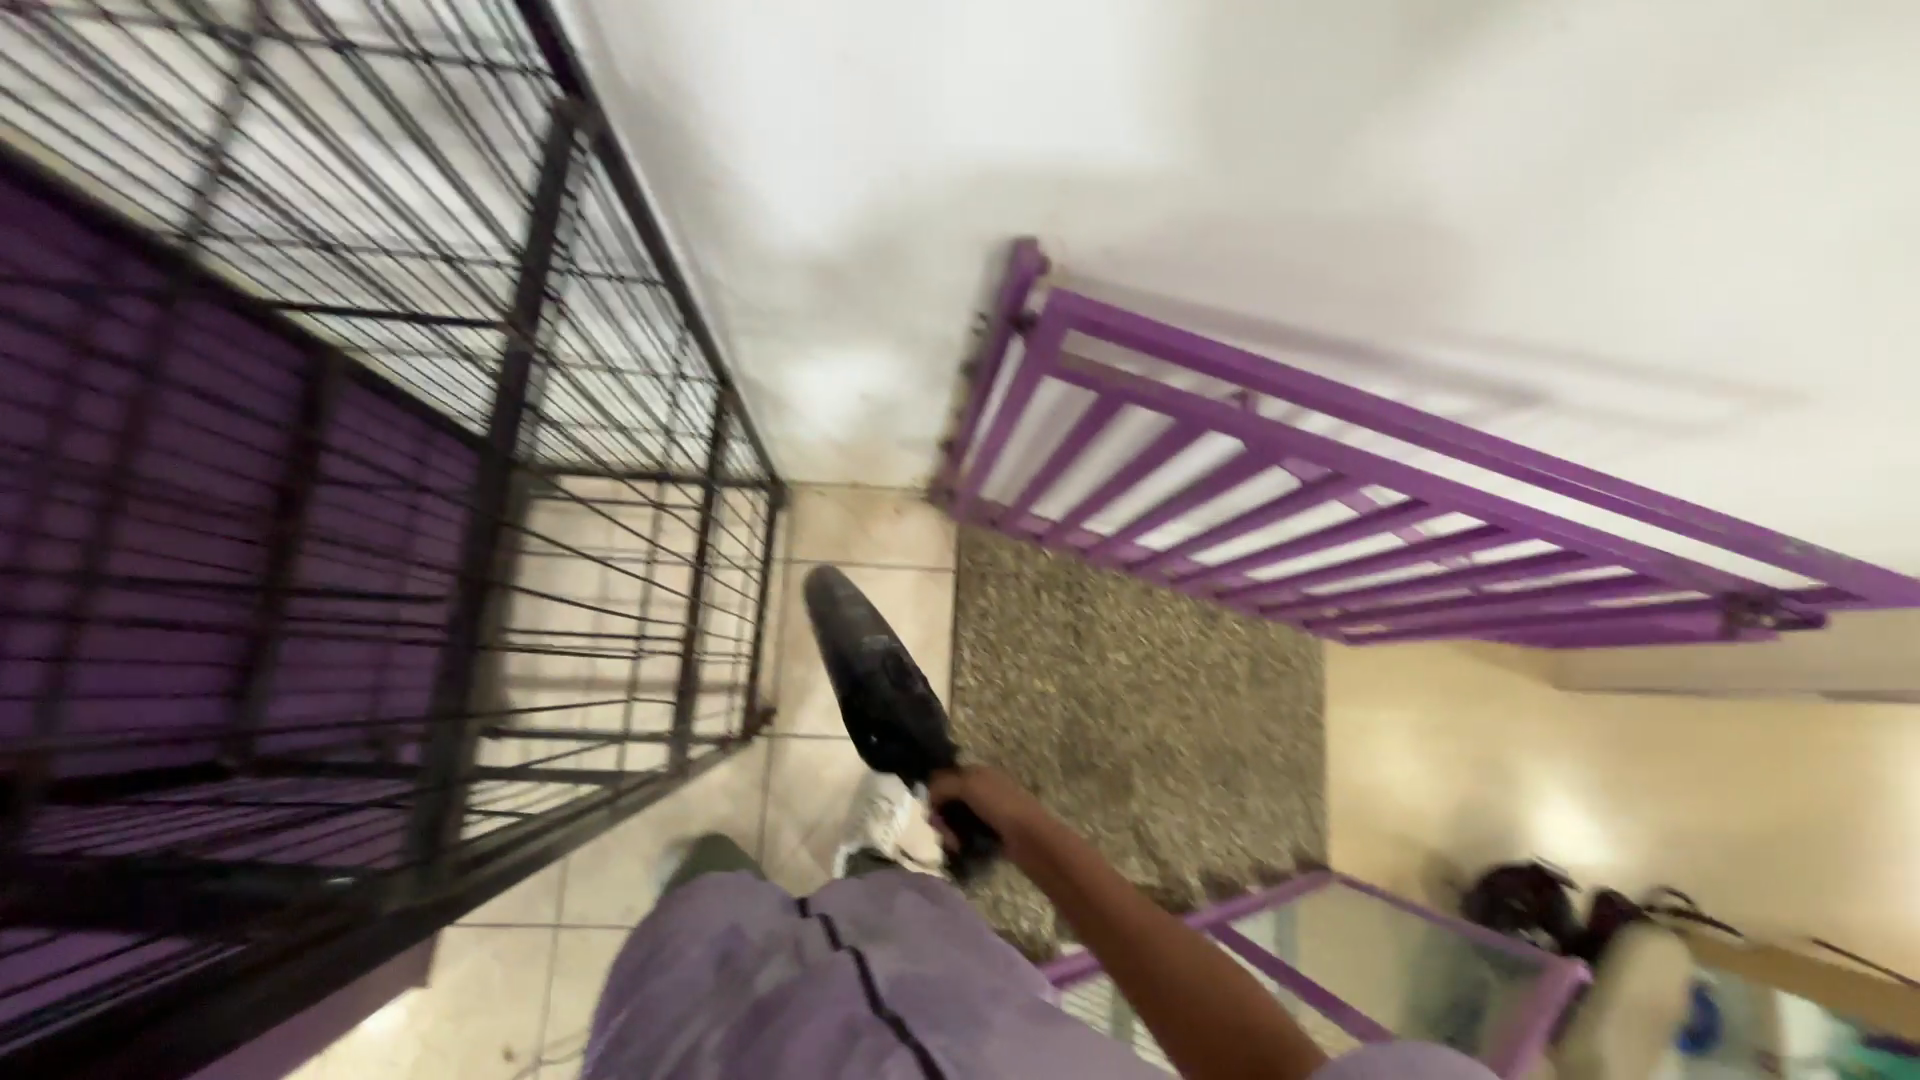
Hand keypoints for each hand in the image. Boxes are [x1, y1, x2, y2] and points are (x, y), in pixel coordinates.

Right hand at [926, 765, 1051, 856]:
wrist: (1030, 836)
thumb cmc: (999, 805)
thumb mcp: (968, 786)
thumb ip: (943, 785)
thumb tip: (929, 798)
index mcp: (977, 771)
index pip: (944, 778)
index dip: (934, 794)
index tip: (931, 814)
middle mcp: (981, 787)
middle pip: (949, 800)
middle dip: (941, 816)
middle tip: (941, 833)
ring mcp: (988, 809)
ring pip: (957, 818)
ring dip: (949, 831)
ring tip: (953, 845)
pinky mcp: (992, 830)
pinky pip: (968, 832)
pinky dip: (961, 839)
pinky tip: (961, 848)